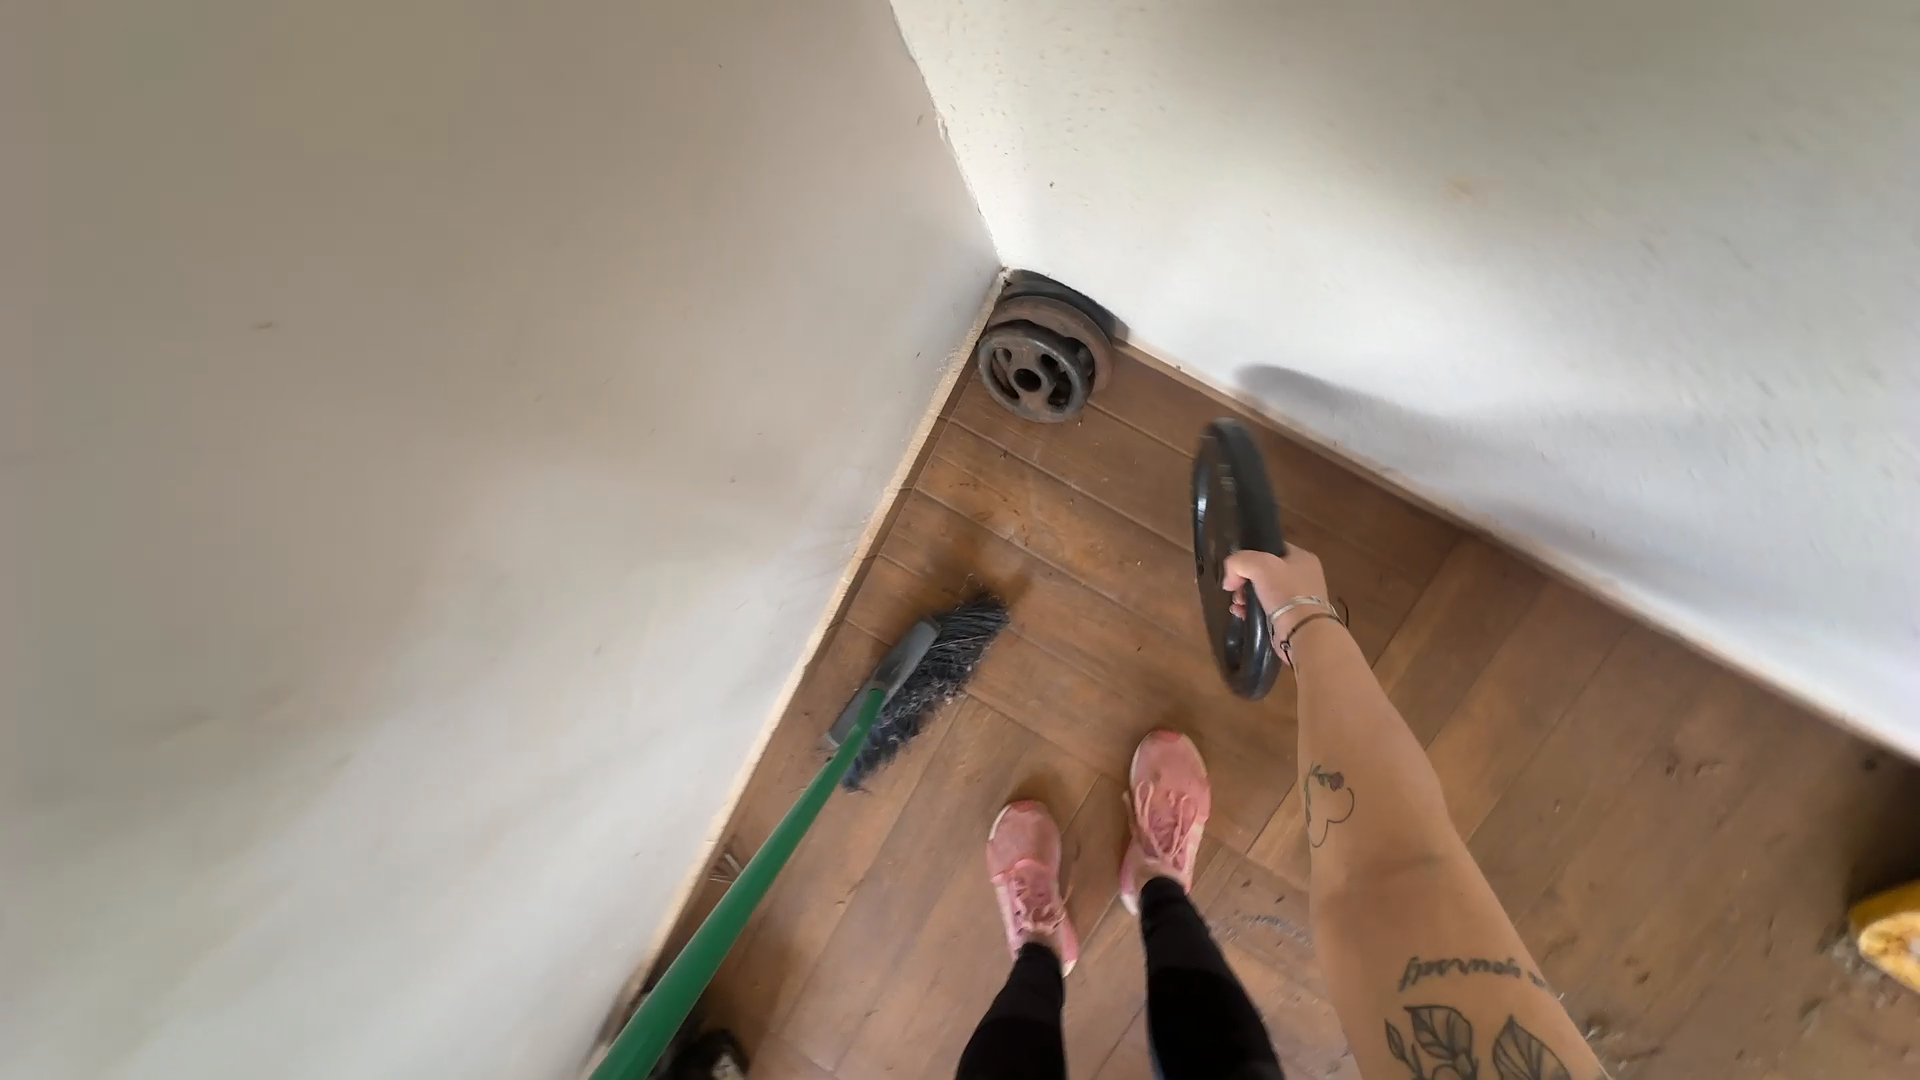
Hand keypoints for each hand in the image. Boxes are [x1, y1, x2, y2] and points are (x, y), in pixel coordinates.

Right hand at [1222, 547, 1331, 643]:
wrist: (1302, 630)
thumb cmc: (1285, 591)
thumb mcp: (1258, 565)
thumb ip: (1238, 562)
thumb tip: (1230, 580)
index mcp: (1302, 558)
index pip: (1271, 549)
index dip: (1251, 555)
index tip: (1237, 567)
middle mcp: (1302, 576)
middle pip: (1263, 572)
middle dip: (1243, 580)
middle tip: (1235, 588)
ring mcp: (1297, 598)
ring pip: (1261, 591)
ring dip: (1244, 596)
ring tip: (1237, 604)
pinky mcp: (1289, 617)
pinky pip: (1264, 608)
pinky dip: (1250, 610)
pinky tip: (1240, 613)